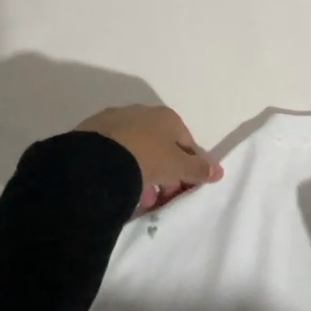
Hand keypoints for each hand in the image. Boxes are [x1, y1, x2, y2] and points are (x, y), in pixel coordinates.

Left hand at [78, 105, 222, 211]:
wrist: (97, 159)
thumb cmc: (147, 158)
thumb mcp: (177, 167)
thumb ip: (198, 169)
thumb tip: (219, 171)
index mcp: (167, 117)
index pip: (185, 142)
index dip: (188, 166)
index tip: (182, 187)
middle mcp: (143, 112)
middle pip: (160, 145)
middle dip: (163, 172)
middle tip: (160, 196)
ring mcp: (115, 120)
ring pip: (135, 148)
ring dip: (141, 172)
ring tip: (137, 198)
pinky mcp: (92, 132)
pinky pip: (113, 151)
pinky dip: (119, 166)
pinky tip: (117, 186)